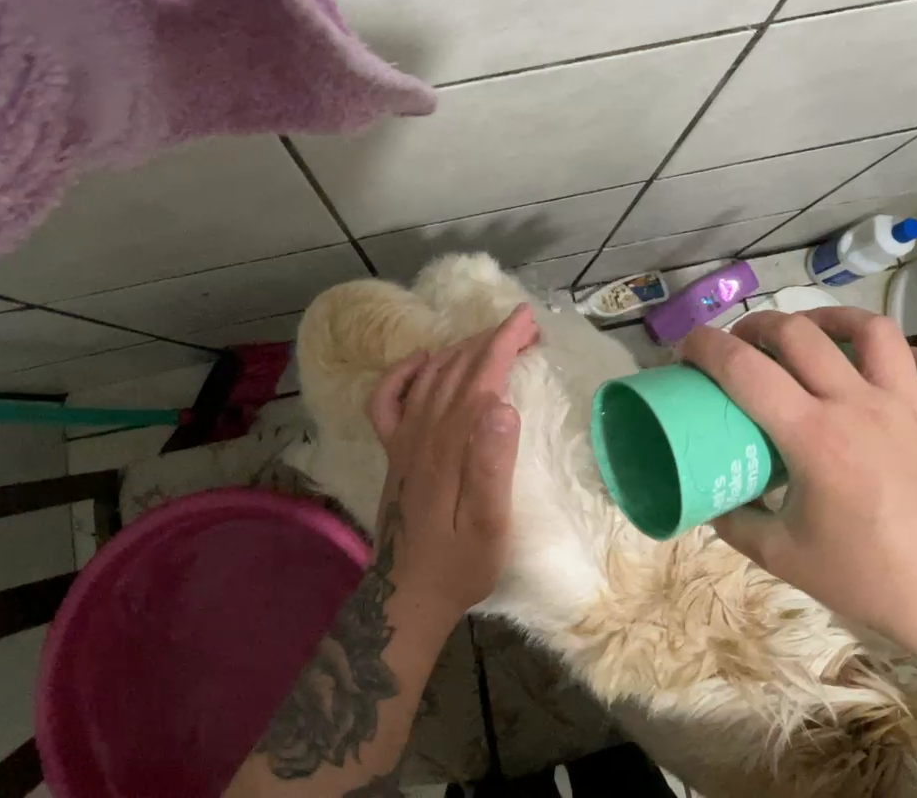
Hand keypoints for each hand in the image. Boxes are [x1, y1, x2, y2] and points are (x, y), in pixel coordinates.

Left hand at [365, 304, 538, 619]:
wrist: (407, 594)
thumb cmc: (459, 564)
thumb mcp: (489, 525)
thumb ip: (494, 466)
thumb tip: (503, 406)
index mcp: (452, 445)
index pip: (481, 377)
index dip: (504, 343)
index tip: (529, 321)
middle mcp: (423, 432)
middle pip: (457, 369)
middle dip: (490, 339)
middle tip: (523, 325)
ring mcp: (402, 440)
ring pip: (430, 376)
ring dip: (460, 349)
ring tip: (490, 339)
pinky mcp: (392, 452)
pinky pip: (387, 399)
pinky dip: (403, 372)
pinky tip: (424, 363)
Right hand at [681, 307, 916, 654]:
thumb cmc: (876, 581)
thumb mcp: (787, 559)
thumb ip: (739, 525)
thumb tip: (711, 504)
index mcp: (812, 435)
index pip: (744, 368)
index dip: (706, 347)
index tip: (686, 347)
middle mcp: (859, 404)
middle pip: (798, 333)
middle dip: (757, 325)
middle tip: (741, 343)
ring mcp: (910, 405)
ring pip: (870, 329)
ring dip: (831, 320)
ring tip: (812, 334)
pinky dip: (905, 357)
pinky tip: (889, 371)